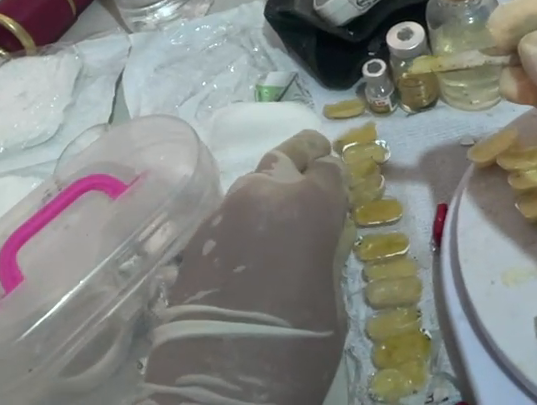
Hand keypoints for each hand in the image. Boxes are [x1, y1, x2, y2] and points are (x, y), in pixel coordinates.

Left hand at [140, 131, 349, 404]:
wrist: (215, 392)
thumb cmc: (293, 351)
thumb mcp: (333, 303)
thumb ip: (329, 252)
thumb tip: (327, 233)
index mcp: (308, 206)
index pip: (329, 166)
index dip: (337, 176)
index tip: (340, 187)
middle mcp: (263, 194)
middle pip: (286, 156)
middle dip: (302, 160)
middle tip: (311, 171)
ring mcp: (224, 211)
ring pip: (253, 181)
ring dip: (270, 191)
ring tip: (278, 220)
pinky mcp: (196, 236)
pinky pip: (229, 211)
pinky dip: (245, 218)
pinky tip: (249, 247)